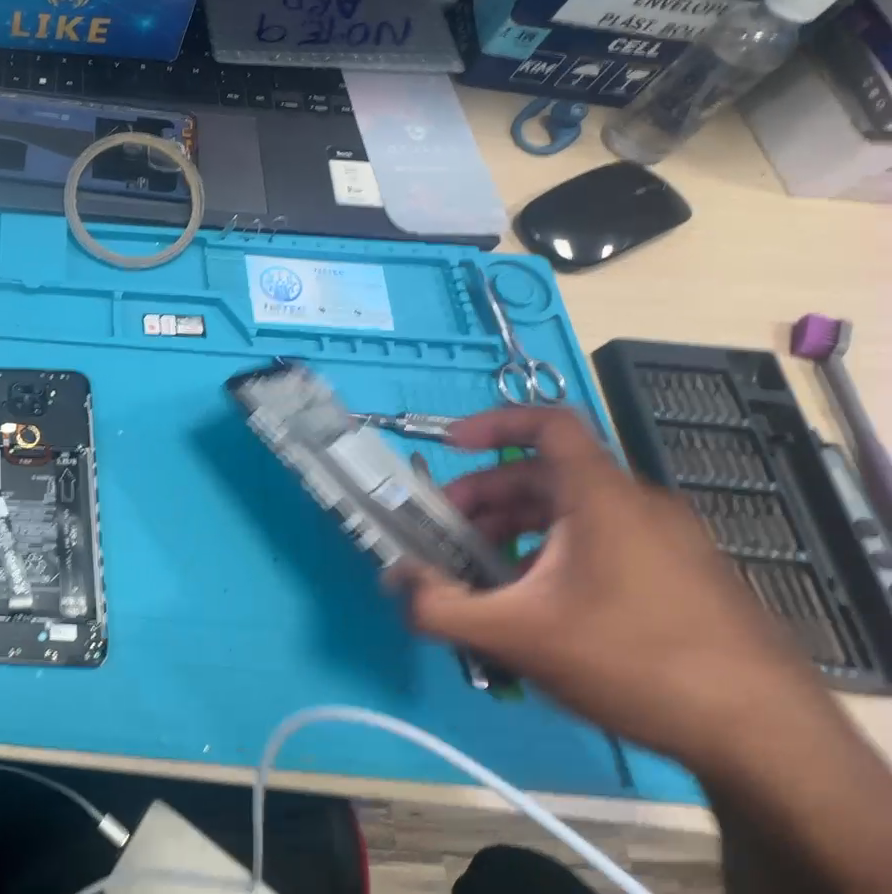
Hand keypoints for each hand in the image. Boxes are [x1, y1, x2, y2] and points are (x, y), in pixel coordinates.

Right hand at [399, 406, 825, 770]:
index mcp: (601, 497)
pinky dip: (555, 556)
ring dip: (515, 532)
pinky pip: (604, 544)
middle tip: (446, 537)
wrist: (765, 735)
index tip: (448, 448)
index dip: (491, 424)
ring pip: (573, 514)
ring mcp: (669, 542)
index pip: (548, 424)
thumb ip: (439, 606)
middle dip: (484, 499)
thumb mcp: (516, 635)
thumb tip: (394, 582)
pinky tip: (539, 609)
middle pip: (546, 475)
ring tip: (484, 580)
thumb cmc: (632, 659)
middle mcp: (638, 505)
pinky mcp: (685, 577)